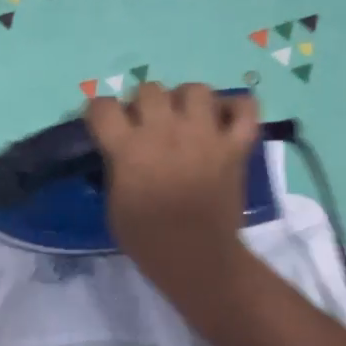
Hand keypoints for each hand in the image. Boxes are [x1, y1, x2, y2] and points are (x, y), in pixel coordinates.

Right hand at [85, 83, 260, 288]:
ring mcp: (205, 134)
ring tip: (184, 120)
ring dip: (185, 101)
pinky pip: (246, 107)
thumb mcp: (113, 202)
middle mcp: (165, 131)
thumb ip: (115, 166)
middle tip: (146, 125)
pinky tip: (223, 120)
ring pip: (195, 90)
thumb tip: (119, 150)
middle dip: (143, 104)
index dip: (99, 113)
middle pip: (149, 89)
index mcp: (128, 147)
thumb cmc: (146, 237)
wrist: (195, 256)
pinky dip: (236, 108)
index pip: (102, 106)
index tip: (104, 125)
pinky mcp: (236, 145)